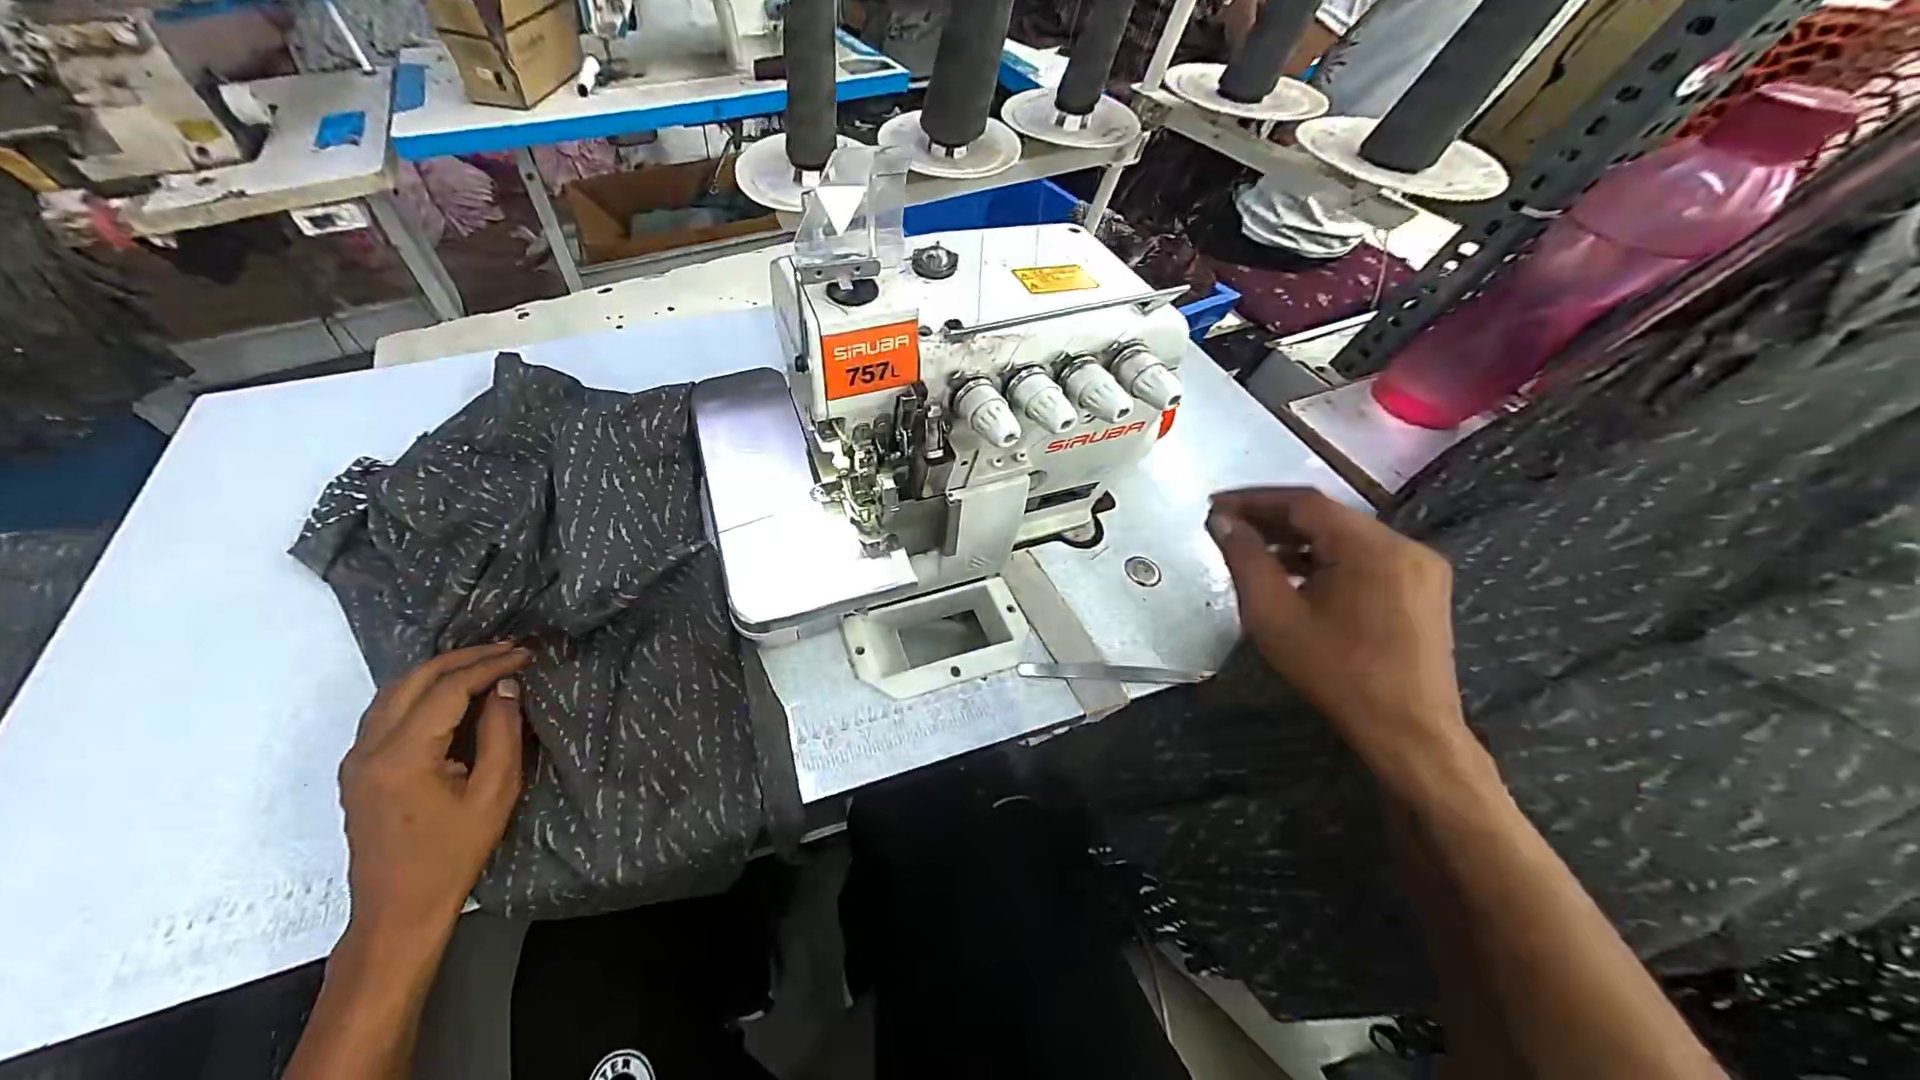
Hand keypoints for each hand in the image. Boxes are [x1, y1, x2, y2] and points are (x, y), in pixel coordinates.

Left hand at [338, 642, 531, 938]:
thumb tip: (505, 688)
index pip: (447, 690)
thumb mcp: (495, 792)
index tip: (525, 655)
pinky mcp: (359, 768)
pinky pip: (387, 711)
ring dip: (439, 671)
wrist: (399, 907)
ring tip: (484, 661)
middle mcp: (368, 749)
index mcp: (402, 756)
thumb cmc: (454, 852)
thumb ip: (501, 734)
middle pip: (413, 681)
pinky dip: (421, 690)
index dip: (488, 666)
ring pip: (394, 692)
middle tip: (508, 649)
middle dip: (463, 658)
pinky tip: (451, 691)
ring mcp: (357, 759)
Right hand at [1206, 488, 1470, 785]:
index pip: (1304, 502)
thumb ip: (1245, 559)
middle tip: (1228, 526)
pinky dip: (1325, 558)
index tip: (1215, 504)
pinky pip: (1363, 557)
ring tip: (1253, 549)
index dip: (1254, 499)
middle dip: (1273, 519)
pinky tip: (1293, 574)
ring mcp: (1419, 565)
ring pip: (1345, 536)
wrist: (1408, 730)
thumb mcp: (1274, 615)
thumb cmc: (1335, 673)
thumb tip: (1223, 521)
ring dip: (1297, 539)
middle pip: (1326, 516)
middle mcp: (1403, 544)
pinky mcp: (1421, 586)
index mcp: (1371, 547)